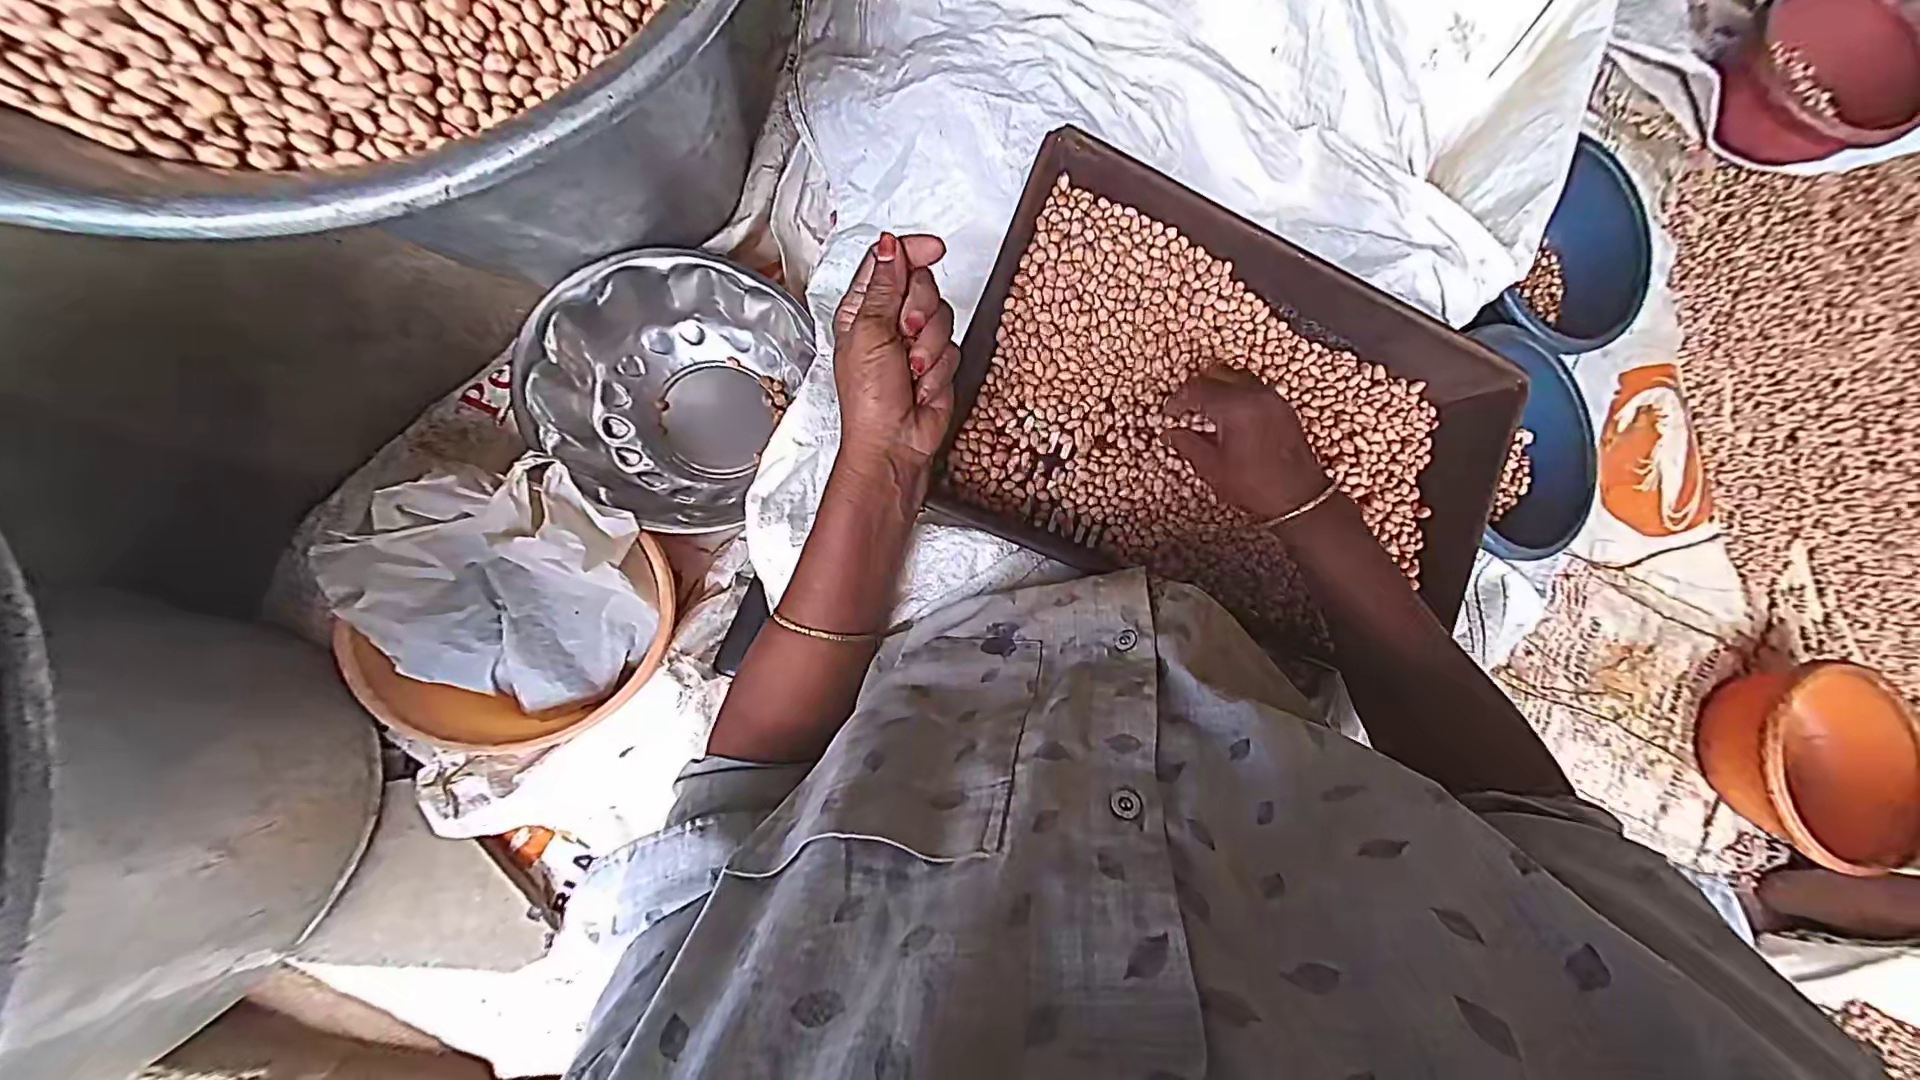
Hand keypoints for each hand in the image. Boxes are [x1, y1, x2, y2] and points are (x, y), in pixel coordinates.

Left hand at [831, 232, 959, 470]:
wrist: (894, 443)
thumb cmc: (869, 400)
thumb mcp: (868, 333)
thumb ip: (883, 286)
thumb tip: (890, 247)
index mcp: (862, 310)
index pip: (890, 263)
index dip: (912, 252)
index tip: (934, 249)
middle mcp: (890, 323)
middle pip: (922, 285)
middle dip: (919, 310)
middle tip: (906, 333)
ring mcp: (916, 343)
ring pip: (942, 316)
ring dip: (929, 346)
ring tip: (912, 370)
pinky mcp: (938, 363)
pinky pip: (952, 348)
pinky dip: (939, 369)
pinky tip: (922, 385)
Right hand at [1161, 367, 1329, 519]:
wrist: (1298, 497)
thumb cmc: (1255, 486)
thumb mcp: (1211, 467)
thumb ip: (1187, 444)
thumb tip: (1170, 433)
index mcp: (1235, 409)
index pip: (1196, 389)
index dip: (1177, 400)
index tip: (1169, 413)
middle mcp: (1256, 396)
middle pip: (1216, 374)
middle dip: (1195, 390)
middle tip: (1183, 409)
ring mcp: (1272, 399)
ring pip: (1236, 376)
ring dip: (1216, 389)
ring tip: (1204, 412)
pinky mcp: (1282, 406)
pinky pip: (1252, 387)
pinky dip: (1235, 394)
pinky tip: (1227, 417)